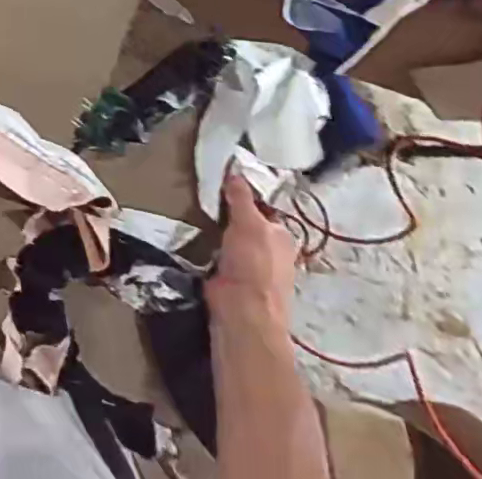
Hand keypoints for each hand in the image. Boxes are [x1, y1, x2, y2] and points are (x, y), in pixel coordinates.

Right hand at [204, 173, 299, 329]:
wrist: (243, 310)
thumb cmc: (252, 262)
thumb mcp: (247, 221)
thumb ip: (241, 197)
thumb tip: (236, 171)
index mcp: (283, 237)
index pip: (264, 210)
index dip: (245, 197)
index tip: (223, 185)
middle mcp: (273, 253)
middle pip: (248, 226)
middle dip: (230, 216)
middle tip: (206, 200)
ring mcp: (254, 270)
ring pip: (233, 242)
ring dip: (219, 234)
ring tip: (198, 218)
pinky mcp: (235, 282)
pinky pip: (221, 257)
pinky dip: (211, 251)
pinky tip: (198, 242)